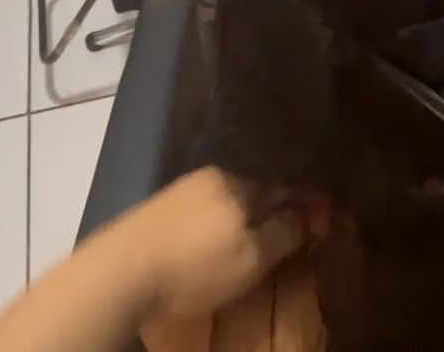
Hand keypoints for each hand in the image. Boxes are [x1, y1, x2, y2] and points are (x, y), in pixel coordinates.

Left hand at [105, 167, 307, 319]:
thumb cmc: (196, 264)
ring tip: (248, 239)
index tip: (318, 218)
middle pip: (251, 191)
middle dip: (269, 209)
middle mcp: (211, 176)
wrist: (125, 267)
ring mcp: (183, 188)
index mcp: (237, 183)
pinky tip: (211, 239)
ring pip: (224, 200)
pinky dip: (215, 223)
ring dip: (240, 217)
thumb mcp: (251, 259)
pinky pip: (201, 209)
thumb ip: (282, 234)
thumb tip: (305, 215)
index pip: (280, 188)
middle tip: (283, 233)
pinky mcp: (161, 206)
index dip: (301, 204)